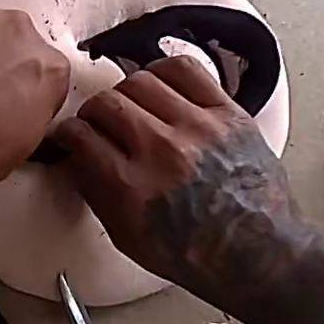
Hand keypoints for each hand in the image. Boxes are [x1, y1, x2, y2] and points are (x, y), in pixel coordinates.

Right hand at [54, 55, 316, 313]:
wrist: (257, 253)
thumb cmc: (194, 251)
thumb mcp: (124, 235)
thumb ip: (94, 191)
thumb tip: (76, 155)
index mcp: (131, 187)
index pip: (80, 135)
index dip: (66, 132)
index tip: (69, 133)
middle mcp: (162, 152)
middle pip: (106, 104)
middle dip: (92, 112)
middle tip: (96, 121)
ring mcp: (197, 129)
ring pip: (139, 81)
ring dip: (124, 93)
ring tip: (129, 106)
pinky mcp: (227, 114)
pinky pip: (185, 69)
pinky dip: (163, 71)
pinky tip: (160, 86)